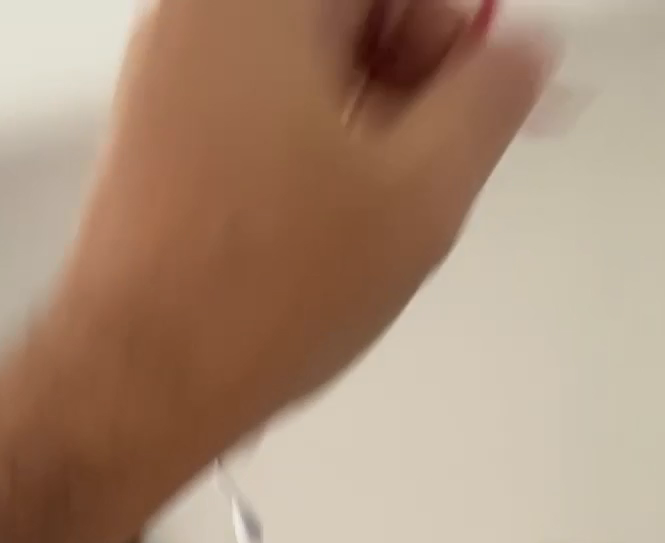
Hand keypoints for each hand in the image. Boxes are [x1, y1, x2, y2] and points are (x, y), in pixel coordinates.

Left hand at [57, 0, 553, 432]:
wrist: (144, 382)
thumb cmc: (267, 296)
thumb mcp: (422, 194)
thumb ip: (491, 100)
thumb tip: (520, 56)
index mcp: (263, 1)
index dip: (454, 36)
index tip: (479, 100)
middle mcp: (201, 18)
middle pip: (348, 17)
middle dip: (408, 84)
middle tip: (428, 172)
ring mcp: (168, 83)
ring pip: (306, 77)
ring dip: (362, 134)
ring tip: (369, 224)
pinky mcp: (158, 147)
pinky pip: (260, 123)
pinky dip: (310, 161)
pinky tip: (321, 236)